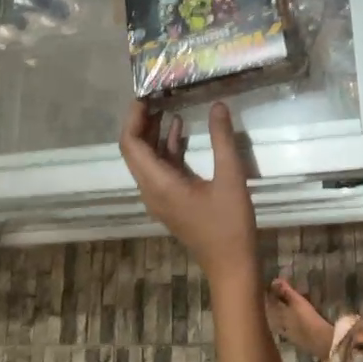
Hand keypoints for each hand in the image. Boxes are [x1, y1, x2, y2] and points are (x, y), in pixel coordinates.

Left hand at [120, 101, 257, 283]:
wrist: (231, 266)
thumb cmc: (230, 225)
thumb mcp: (231, 178)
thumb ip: (223, 139)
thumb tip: (217, 105)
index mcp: (159, 184)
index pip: (131, 145)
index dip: (133, 118)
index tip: (145, 95)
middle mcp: (151, 190)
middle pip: (134, 150)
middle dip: (142, 121)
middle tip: (156, 94)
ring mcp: (160, 198)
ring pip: (147, 159)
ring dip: (153, 133)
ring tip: (167, 104)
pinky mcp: (171, 201)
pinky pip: (161, 169)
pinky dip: (166, 148)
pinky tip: (180, 128)